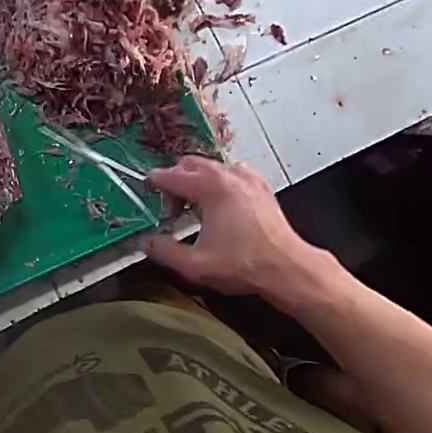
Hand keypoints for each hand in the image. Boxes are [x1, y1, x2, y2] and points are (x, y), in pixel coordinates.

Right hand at [140, 157, 333, 300]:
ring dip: (197, 180)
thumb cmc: (246, 265)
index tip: (146, 187)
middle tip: (169, 205)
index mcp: (212, 188)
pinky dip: (219, 182)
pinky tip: (217, 205)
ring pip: (212, 166)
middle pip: (191, 164)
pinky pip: (231, 173)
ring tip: (192, 207)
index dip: (155, 181)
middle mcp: (230, 176)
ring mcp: (248, 179)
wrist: (286, 268)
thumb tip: (145, 243)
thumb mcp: (195, 264)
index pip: (173, 175)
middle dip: (175, 180)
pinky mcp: (260, 188)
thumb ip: (163, 251)